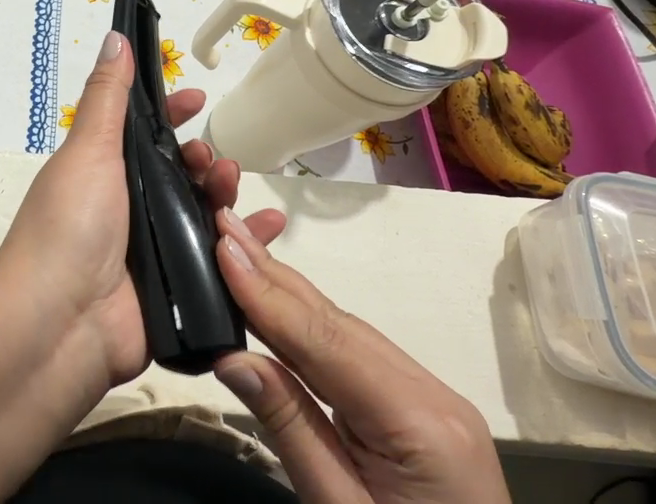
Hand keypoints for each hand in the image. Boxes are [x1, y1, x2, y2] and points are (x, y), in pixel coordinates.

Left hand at [0, 31, 286, 390]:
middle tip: (212, 161)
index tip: (199, 98)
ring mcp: (156, 251)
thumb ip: (107, 98)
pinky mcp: (181, 290)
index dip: (172, 114)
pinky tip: (271, 228)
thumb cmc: (69, 226)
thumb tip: (116, 38)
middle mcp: (130, 209)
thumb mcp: (87, 152)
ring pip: (205, 213)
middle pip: (182, 174)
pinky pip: (223, 261)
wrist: (61, 324)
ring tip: (231, 187)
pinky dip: (249, 243)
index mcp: (104, 173)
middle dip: (205, 158)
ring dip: (225, 193)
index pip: (144, 135)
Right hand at [212, 208, 509, 503]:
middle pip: (336, 323)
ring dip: (286, 293)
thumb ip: (291, 430)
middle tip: (223, 225)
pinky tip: (277, 306)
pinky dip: (308, 325)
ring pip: (346, 331)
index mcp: (420, 423)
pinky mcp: (422, 409)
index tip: (222, 246)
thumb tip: (231, 357)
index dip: (267, 293)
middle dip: (273, 275)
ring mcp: (432, 399)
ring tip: (238, 251)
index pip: (325, 341)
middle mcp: (432, 395)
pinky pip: (355, 353)